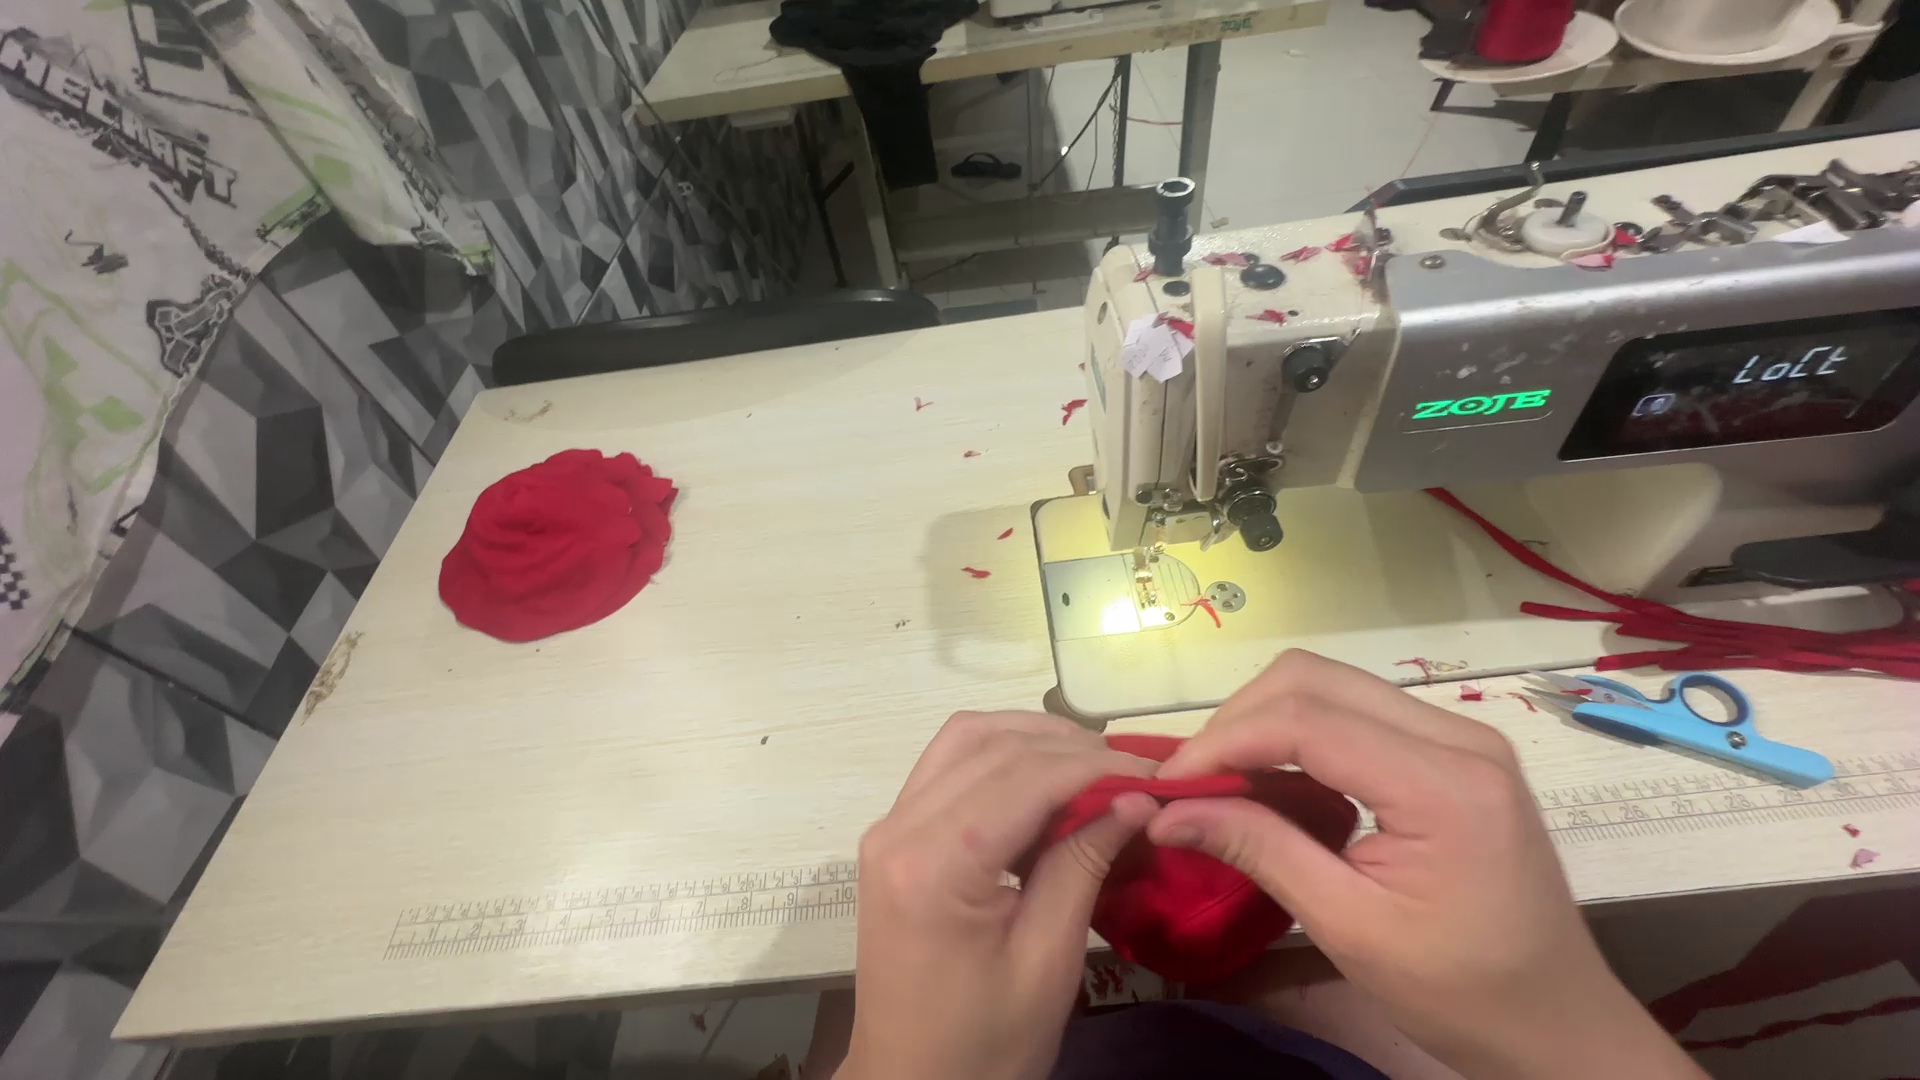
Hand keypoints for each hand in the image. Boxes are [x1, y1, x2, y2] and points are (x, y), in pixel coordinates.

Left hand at [840, 712, 1157, 1079]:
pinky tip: (1041, 774)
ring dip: (1030, 737)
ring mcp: (888, 824)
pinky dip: (999, 752)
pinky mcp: (892, 831)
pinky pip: (948, 761)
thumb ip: (1084, 863)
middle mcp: (898, 827)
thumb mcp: (1048, 961)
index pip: (1025, 778)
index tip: (1154, 771)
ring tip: (1091, 764)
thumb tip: (1135, 796)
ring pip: (965, 737)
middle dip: (1068, 747)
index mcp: (935, 865)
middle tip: (1130, 769)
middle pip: (992, 745)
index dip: (1095, 766)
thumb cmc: (986, 1044)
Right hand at [1146, 651, 1704, 1079]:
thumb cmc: (1462, 994)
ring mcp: (1455, 733)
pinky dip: (1292, 730)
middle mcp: (1455, 735)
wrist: (1562, 1027)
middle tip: (1194, 780)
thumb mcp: (1348, 928)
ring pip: (1324, 682)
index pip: (1306, 721)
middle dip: (1236, 720)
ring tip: (1223, 777)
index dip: (1224, 743)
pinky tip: (1271, 776)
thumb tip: (1164, 814)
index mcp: (1445, 784)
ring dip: (1260, 720)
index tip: (1169, 784)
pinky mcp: (1444, 745)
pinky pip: (1347, 707)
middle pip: (1310, 678)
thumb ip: (1257, 851)